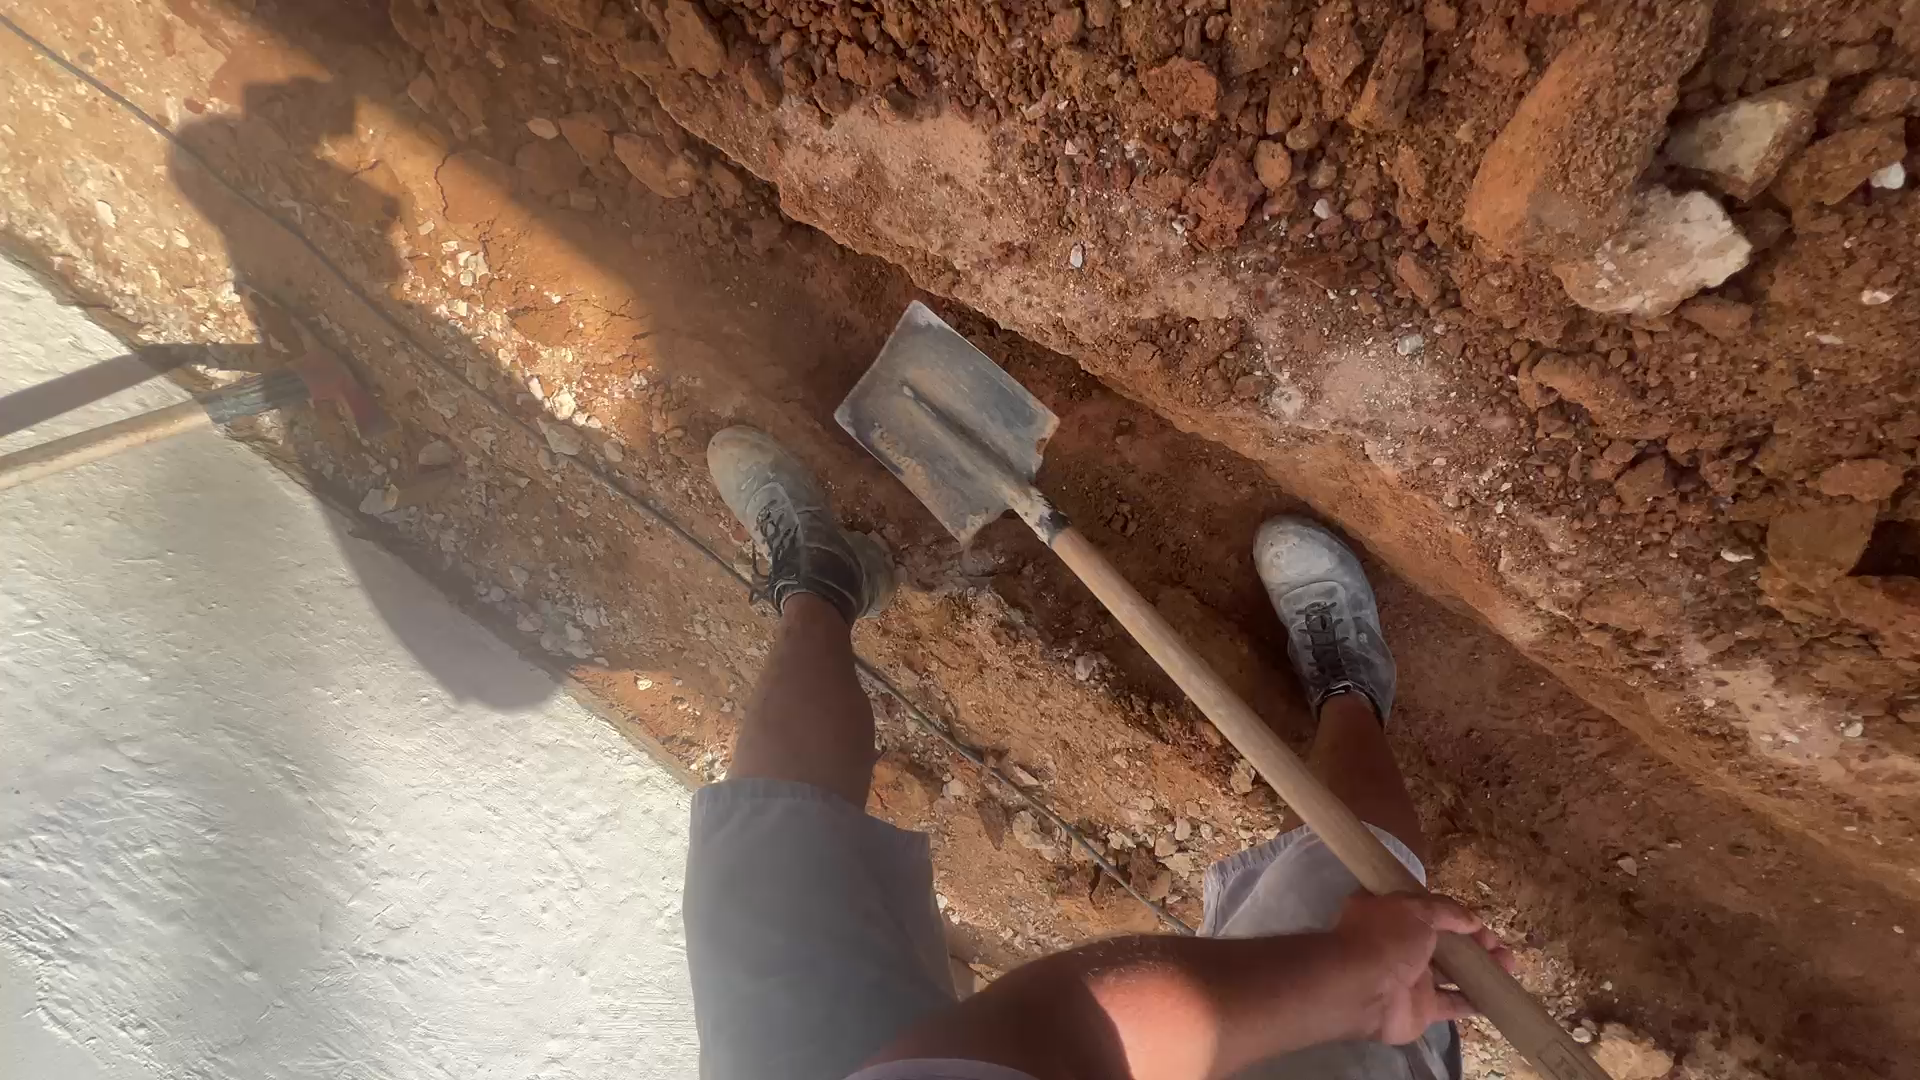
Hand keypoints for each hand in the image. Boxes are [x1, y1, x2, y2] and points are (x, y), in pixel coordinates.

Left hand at [1326, 893, 1515, 1044]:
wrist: (1363, 989)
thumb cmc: (1385, 939)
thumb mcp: (1413, 909)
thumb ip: (1444, 911)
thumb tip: (1471, 919)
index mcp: (1385, 910)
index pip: (1421, 907)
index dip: (1449, 913)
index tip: (1475, 921)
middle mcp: (1396, 940)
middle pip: (1440, 940)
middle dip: (1471, 943)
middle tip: (1500, 948)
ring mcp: (1409, 974)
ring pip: (1451, 971)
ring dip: (1480, 969)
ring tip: (1510, 967)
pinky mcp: (1421, 1006)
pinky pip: (1454, 1002)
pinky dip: (1476, 1000)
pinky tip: (1499, 997)